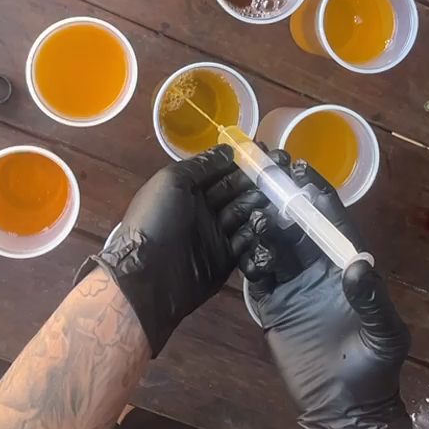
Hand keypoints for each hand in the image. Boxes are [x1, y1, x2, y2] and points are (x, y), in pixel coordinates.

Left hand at [81, 145, 265, 356]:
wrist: (148, 277)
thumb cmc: (156, 220)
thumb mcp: (171, 181)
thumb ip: (201, 165)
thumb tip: (228, 150)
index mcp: (188, 187)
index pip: (222, 169)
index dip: (243, 161)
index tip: (268, 153)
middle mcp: (203, 208)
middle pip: (237, 190)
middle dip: (257, 182)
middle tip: (281, 177)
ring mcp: (215, 234)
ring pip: (245, 214)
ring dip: (259, 206)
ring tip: (274, 201)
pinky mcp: (225, 259)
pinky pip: (246, 243)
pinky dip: (256, 234)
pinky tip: (265, 226)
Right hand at [233, 156, 411, 428]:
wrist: (343, 412)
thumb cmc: (373, 369)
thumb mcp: (383, 334)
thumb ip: (372, 298)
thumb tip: (357, 263)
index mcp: (345, 264)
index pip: (330, 218)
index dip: (316, 192)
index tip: (298, 166)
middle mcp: (316, 267)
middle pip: (297, 222)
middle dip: (282, 195)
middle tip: (262, 171)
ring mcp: (291, 284)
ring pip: (272, 241)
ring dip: (261, 222)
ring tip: (250, 207)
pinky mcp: (270, 305)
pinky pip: (255, 272)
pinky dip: (248, 255)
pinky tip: (240, 243)